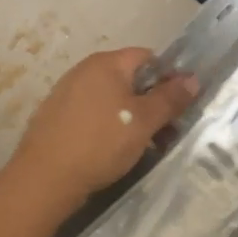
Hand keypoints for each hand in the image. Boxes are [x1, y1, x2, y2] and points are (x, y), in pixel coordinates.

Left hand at [8, 48, 196, 208]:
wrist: (44, 179)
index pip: (148, 57)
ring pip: (111, 99)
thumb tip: (193, 78)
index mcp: (106, 63)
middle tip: (167, 131)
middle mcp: (84, 70)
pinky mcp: (55, 117)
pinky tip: (114, 151)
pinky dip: (108, 126)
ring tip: (145, 146)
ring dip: (132, 118)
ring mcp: (66, 93)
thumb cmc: (101, 142)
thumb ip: (170, 98)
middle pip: (129, 79)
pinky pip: (92, 114)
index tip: (180, 104)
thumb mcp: (144, 121)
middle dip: (151, 102)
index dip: (169, 77)